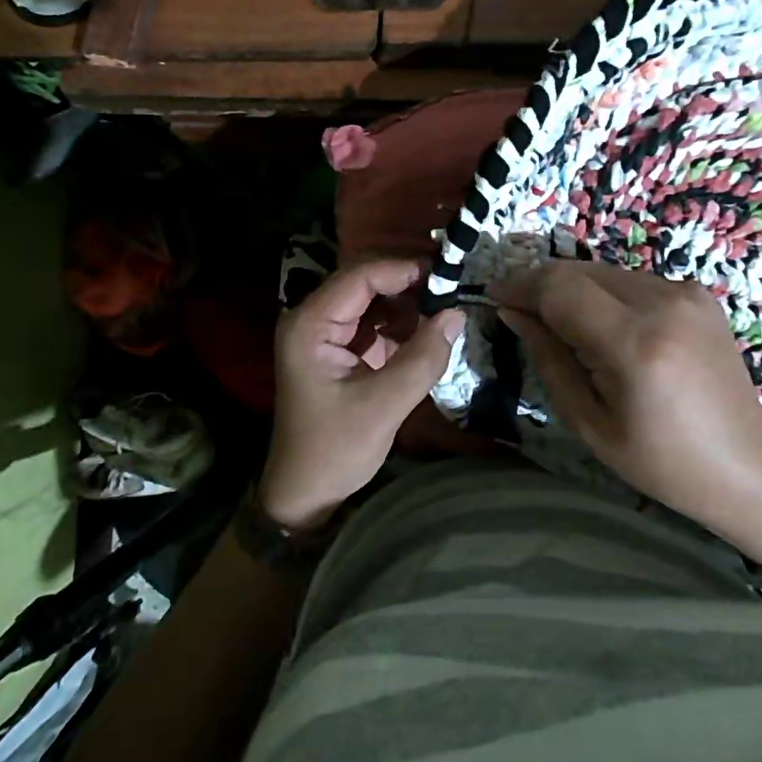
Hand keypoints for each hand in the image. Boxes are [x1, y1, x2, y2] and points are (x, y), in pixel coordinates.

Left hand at [263, 259, 464, 529]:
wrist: (304, 492)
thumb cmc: (334, 450)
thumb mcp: (383, 406)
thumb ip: (421, 358)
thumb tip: (457, 314)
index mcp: (309, 325)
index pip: (359, 277)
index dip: (403, 270)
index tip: (447, 274)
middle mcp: (311, 319)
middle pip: (364, 282)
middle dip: (408, 284)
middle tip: (452, 290)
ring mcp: (324, 334)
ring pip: (372, 301)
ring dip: (407, 303)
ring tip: (446, 310)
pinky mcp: (338, 350)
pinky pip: (373, 324)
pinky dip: (400, 325)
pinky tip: (427, 332)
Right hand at [491, 261, 761, 548]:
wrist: (749, 467)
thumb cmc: (662, 462)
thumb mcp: (588, 421)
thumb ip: (548, 357)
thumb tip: (512, 311)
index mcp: (635, 345)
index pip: (559, 288)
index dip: (519, 287)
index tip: (493, 297)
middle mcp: (664, 303)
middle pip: (578, 270)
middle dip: (540, 285)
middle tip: (518, 312)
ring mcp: (686, 293)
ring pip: (602, 270)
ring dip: (571, 289)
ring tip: (559, 325)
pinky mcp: (697, 293)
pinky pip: (630, 279)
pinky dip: (602, 294)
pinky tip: (601, 327)